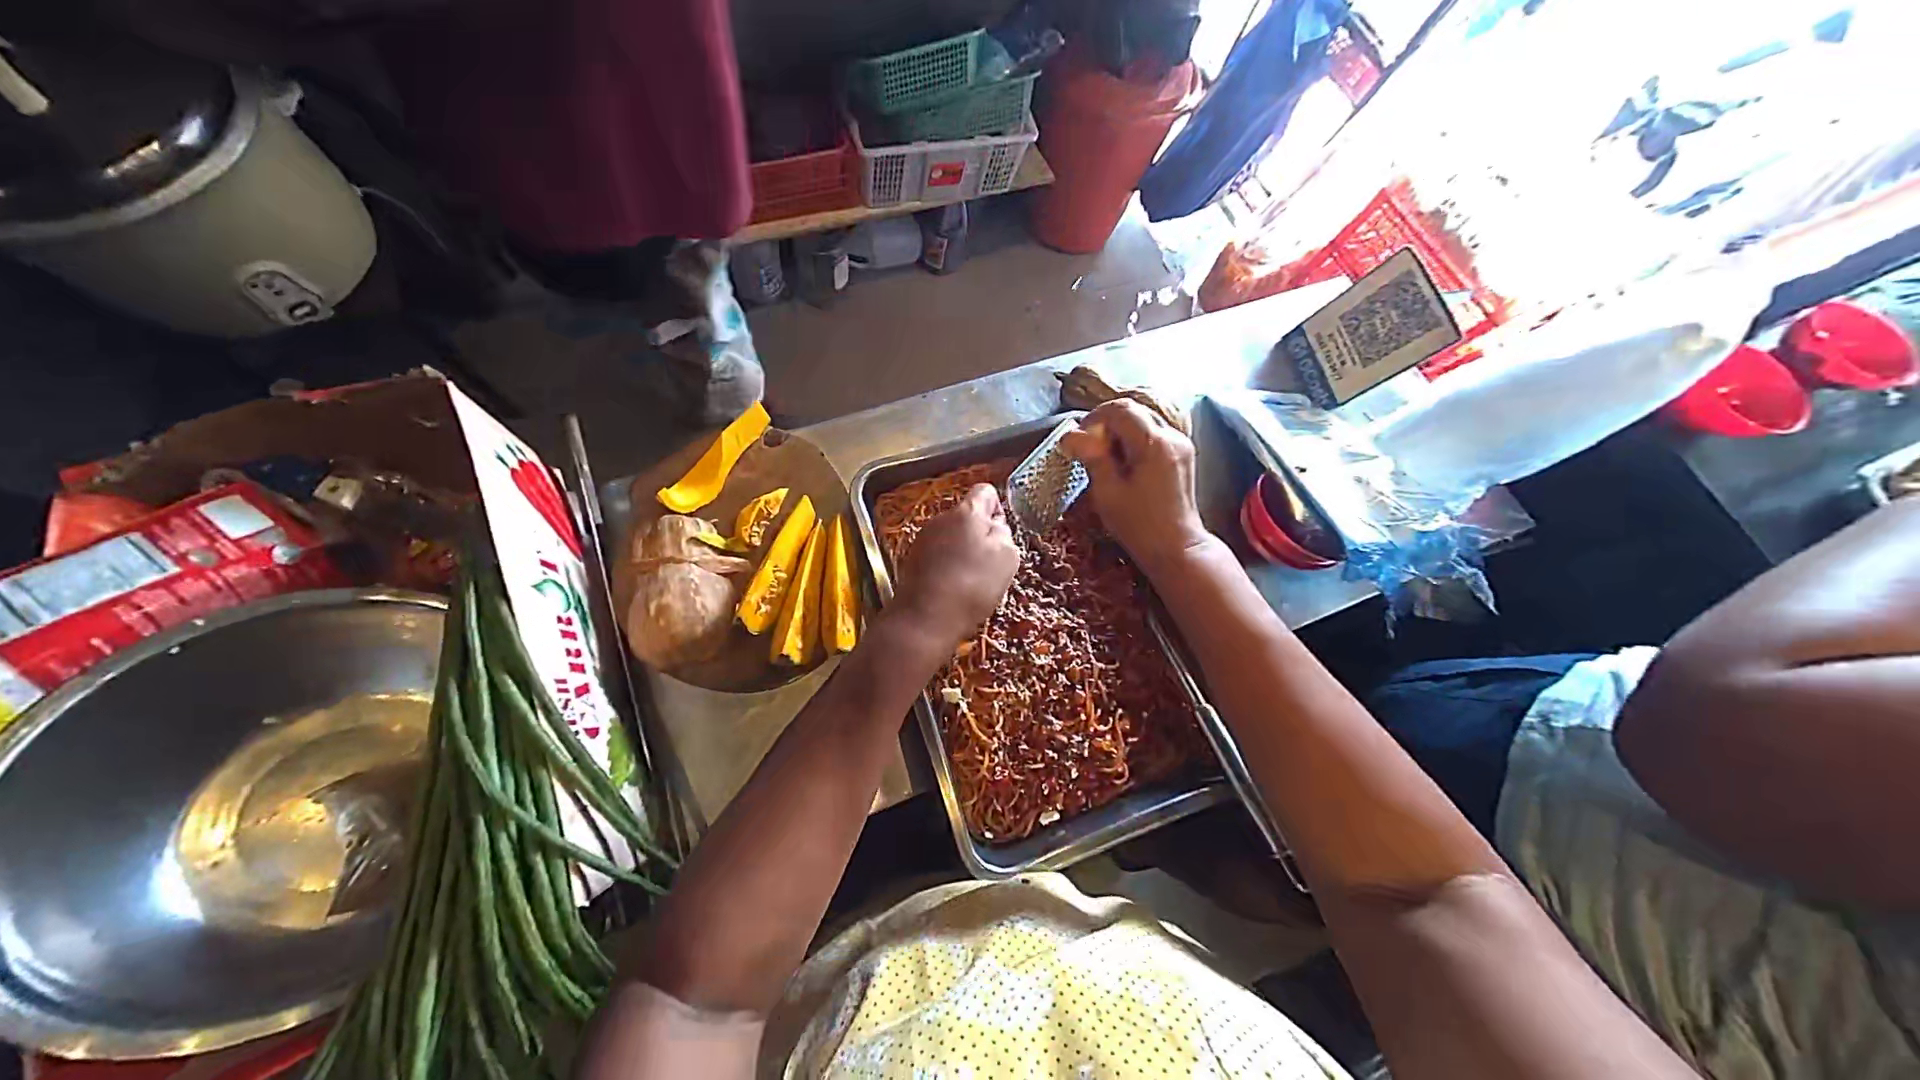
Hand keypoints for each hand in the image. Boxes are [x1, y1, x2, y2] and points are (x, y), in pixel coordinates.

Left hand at [892, 484, 1019, 644]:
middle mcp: (941, 518)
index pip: (986, 492)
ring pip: (952, 537)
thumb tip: (997, 526)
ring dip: (963, 553)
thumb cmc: (972, 586)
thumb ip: (1005, 534)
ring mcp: (923, 539)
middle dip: (981, 535)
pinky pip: (938, 556)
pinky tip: (953, 589)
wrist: (925, 619)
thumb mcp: (1007, 558)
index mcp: (967, 512)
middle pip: (968, 517)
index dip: (999, 510)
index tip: (1002, 535)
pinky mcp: (912, 561)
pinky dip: (947, 567)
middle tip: (990, 564)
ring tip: (971, 582)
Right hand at [1060, 399, 1212, 572]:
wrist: (1176, 548)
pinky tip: (1126, 464)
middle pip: (1134, 410)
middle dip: (1107, 423)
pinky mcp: (1182, 454)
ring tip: (1107, 458)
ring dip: (1121, 431)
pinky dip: (1135, 440)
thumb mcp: (1108, 493)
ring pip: (1144, 420)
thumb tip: (1070, 435)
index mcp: (1153, 444)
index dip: (1094, 418)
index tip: (1080, 439)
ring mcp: (1181, 444)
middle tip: (1091, 448)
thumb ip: (1092, 457)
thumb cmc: (1139, 525)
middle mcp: (1172, 436)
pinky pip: (1154, 433)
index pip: (1120, 410)